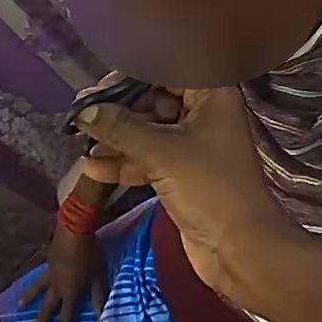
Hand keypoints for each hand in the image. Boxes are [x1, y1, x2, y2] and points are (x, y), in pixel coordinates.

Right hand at [22, 223, 106, 321]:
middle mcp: (58, 287)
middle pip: (47, 310)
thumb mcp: (99, 276)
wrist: (74, 230)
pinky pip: (40, 275)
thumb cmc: (90, 254)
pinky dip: (34, 279)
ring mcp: (50, 273)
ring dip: (29, 299)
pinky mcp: (48, 260)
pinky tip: (33, 277)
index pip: (67, 320)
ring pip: (38, 290)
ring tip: (20, 307)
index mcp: (71, 293)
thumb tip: (102, 318)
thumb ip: (99, 297)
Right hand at [74, 89, 298, 297]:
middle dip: (119, 110)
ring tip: (81, 141)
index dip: (131, 78)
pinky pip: (150, 159)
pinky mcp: (184, 174)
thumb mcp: (161, 152)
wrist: (239, 249)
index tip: (98, 88)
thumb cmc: (209, 187)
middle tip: (84, 115)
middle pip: (155, 102)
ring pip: (150, 132)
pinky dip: (126, 162)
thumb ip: (120, 128)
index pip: (166, 73)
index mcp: (211, 95)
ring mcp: (194, 146)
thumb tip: (84, 111)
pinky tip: (94, 167)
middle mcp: (204, 114)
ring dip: (118, 138)